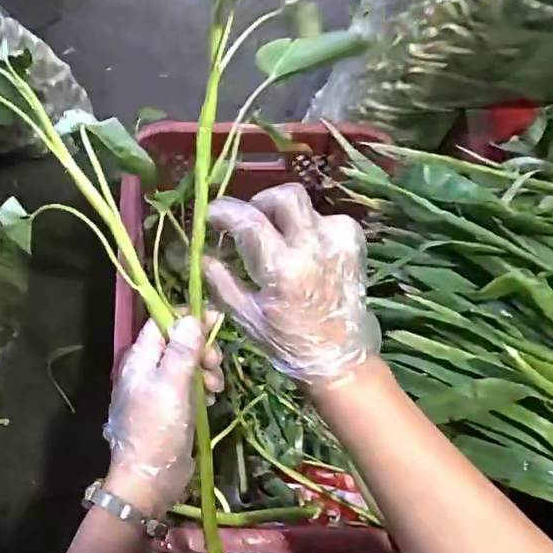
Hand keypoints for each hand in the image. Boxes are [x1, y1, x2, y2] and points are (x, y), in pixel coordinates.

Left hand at [104, 312, 223, 516]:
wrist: (148, 480)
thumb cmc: (158, 429)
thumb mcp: (172, 385)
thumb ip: (181, 350)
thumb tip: (190, 319)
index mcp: (139, 359)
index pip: (161, 322)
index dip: (187, 317)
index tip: (215, 320)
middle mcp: (145, 371)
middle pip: (177, 343)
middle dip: (200, 348)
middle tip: (216, 363)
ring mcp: (156, 391)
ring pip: (186, 366)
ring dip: (205, 371)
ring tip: (216, 388)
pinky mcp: (168, 410)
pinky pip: (188, 388)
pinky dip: (201, 389)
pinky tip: (210, 402)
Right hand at [203, 183, 378, 386]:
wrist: (341, 358)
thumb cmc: (288, 341)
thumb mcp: (246, 316)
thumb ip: (220, 282)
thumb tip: (199, 254)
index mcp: (283, 269)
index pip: (249, 221)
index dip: (224, 211)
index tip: (211, 214)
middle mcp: (314, 248)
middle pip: (286, 195)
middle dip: (260, 201)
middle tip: (249, 221)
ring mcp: (338, 242)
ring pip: (305, 206)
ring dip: (283, 217)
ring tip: (276, 241)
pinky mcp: (353, 243)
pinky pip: (324, 219)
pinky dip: (307, 228)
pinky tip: (302, 251)